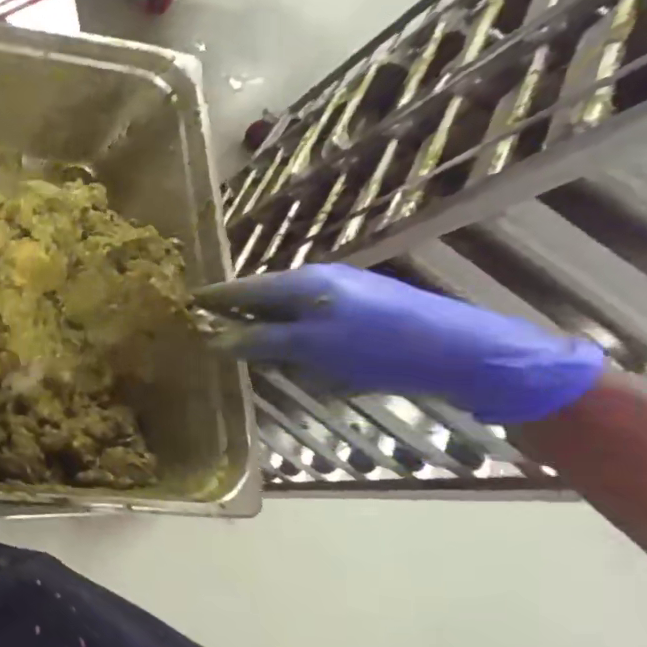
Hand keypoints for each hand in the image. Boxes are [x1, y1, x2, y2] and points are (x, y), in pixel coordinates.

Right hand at [193, 263, 604, 423]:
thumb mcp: (311, 349)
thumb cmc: (378, 347)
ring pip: (292, 313)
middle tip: (212, 338)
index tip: (185, 304)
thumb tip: (213, 340)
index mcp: (303, 283)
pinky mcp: (368, 312)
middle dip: (240, 318)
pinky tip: (306, 365)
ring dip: (272, 333)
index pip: (244, 289)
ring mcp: (347, 294)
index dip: (213, 299)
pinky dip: (300, 342)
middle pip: (267, 299)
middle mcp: (322, 281)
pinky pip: (317, 325)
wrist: (462, 351)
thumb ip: (260, 342)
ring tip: (254, 358)